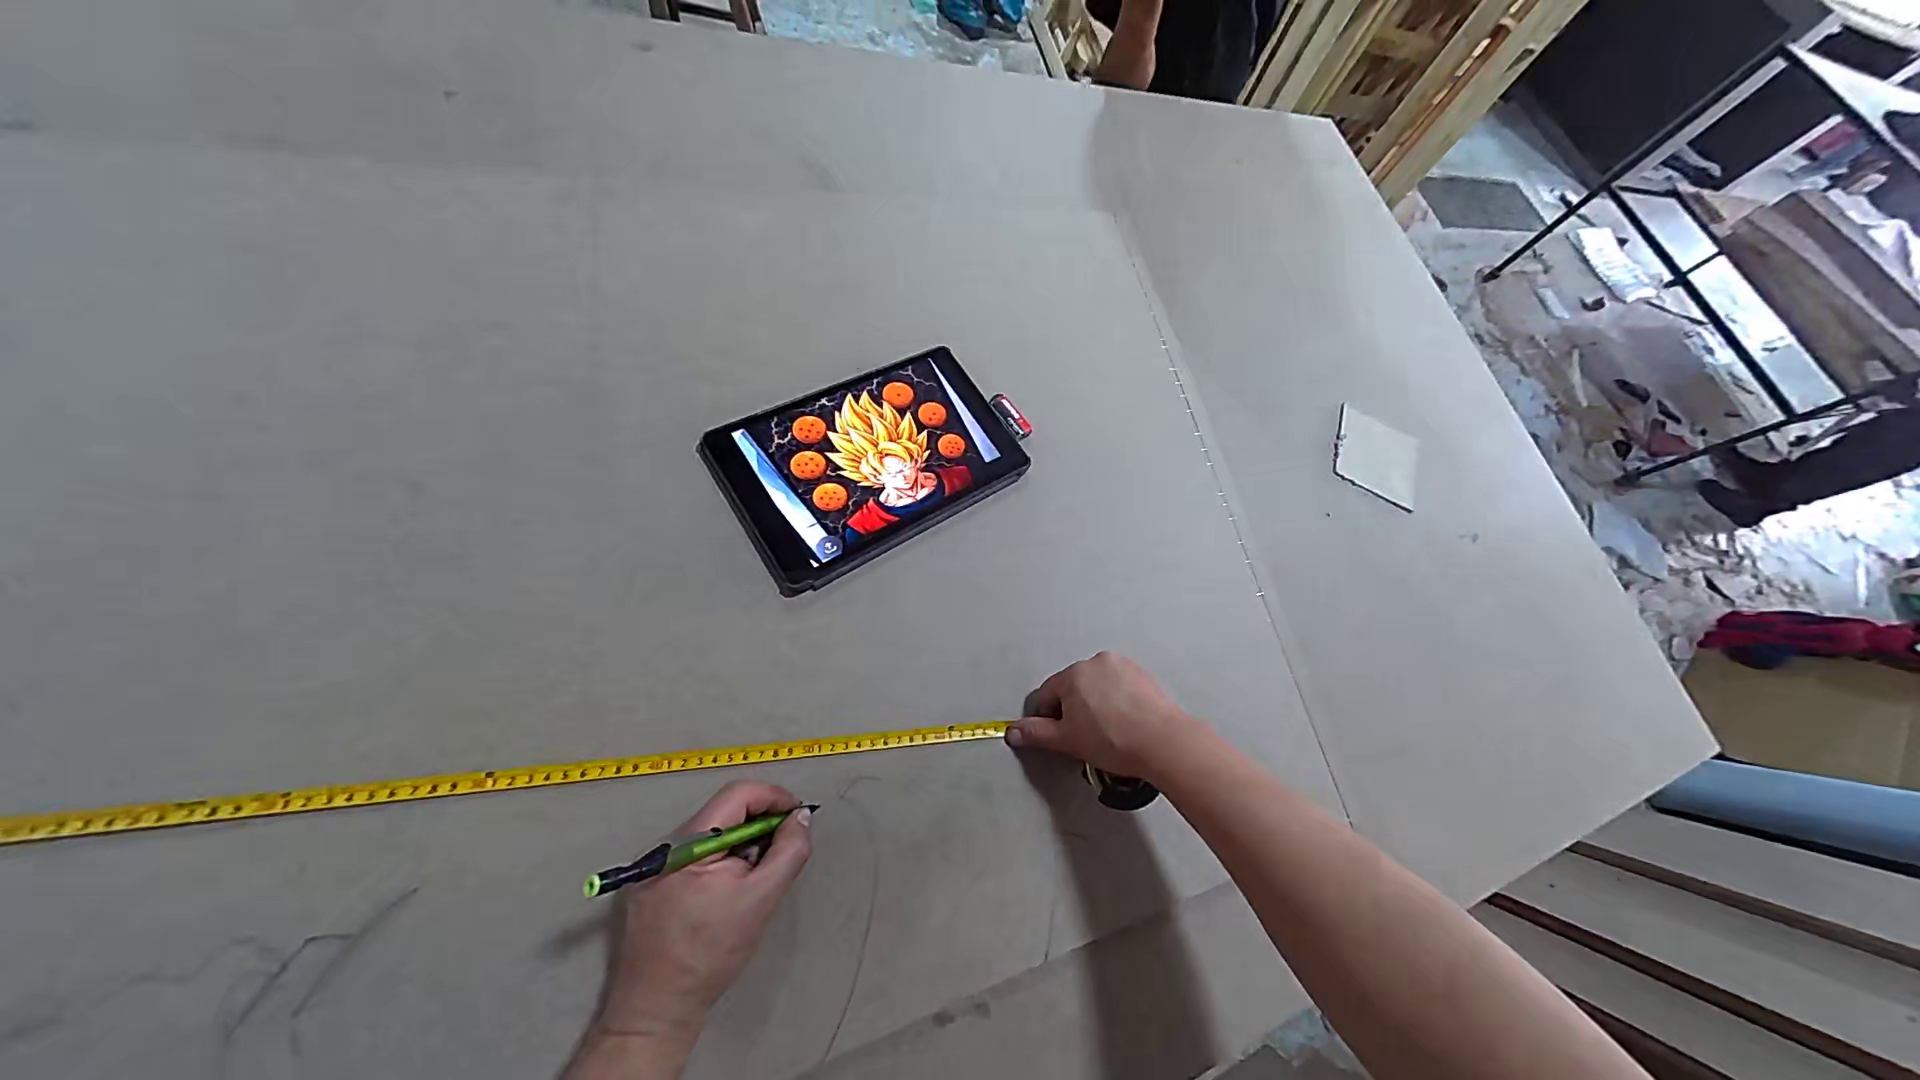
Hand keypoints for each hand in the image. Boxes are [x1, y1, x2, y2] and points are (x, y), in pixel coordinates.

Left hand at [597, 781, 812, 1038]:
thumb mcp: (762, 899)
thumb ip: (788, 850)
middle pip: (725, 811)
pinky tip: (728, 892)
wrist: (656, 1010)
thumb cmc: (710, 954)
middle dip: (760, 825)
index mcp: (689, 843)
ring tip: (753, 879)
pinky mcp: (652, 883)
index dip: (774, 797)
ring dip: (742, 844)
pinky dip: (722, 860)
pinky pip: (697, 854)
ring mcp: (656, 865)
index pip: (738, 794)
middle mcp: (667, 845)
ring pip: (713, 833)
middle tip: (779, 852)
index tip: (797, 817)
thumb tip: (800, 816)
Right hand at [1005, 652, 1202, 782]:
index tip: (1057, 735)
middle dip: (1073, 711)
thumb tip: (1016, 732)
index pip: (1046, 695)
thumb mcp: (1067, 740)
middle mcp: (1096, 664)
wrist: (1163, 742)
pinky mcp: (1142, 676)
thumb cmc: (1118, 739)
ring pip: (1097, 687)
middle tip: (1084, 737)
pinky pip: (1119, 687)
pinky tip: (1124, 724)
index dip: (1047, 719)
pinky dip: (1117, 702)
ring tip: (1108, 732)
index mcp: (1073, 675)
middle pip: (1072, 688)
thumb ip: (1036, 733)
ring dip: (1096, 705)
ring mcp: (1122, 667)